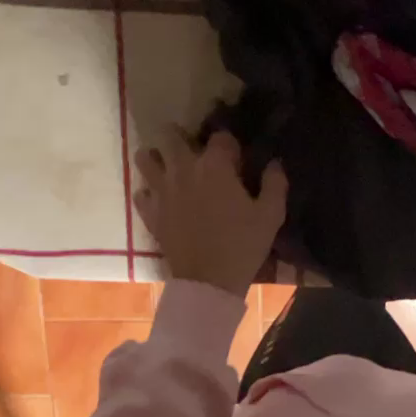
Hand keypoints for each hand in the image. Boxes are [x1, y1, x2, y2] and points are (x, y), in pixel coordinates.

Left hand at [132, 128, 286, 297]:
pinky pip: (141, 193)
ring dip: (157, 158)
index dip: (230, 145)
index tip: (236, 159)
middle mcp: (183, 169)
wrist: (209, 281)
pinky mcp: (150, 212)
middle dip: (182, 136)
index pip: (220, 136)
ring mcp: (161, 190)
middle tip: (194, 151)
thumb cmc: (244, 245)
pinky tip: (162, 200)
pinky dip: (149, 193)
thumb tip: (274, 163)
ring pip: (145, 157)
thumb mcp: (271, 215)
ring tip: (169, 168)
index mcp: (215, 166)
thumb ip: (274, 183)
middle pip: (170, 134)